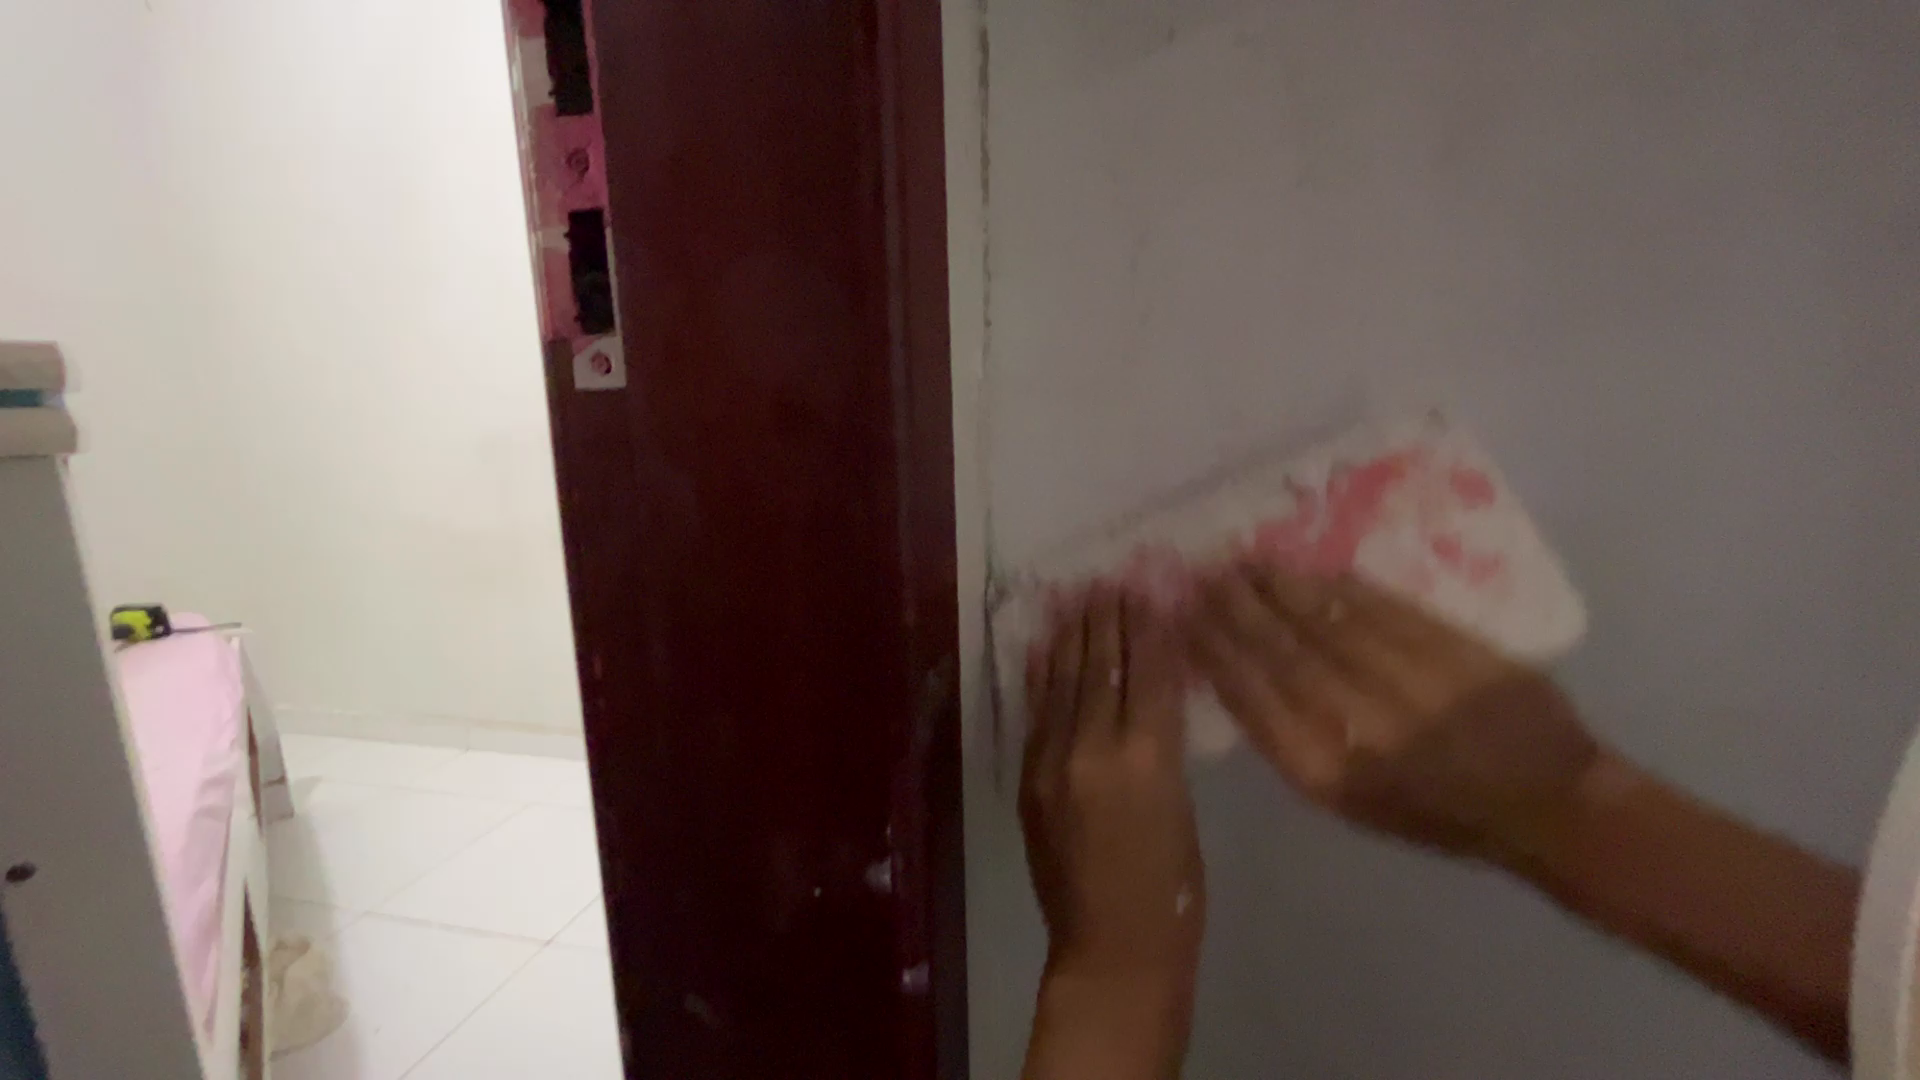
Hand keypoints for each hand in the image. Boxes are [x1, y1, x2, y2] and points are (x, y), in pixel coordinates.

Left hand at [1022, 585, 1204, 975]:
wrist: (1111, 947)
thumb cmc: (1172, 888)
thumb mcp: (1183, 808)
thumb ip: (1162, 747)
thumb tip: (1148, 693)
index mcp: (1147, 760)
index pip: (1147, 675)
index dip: (1147, 630)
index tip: (1146, 592)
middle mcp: (1093, 748)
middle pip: (1102, 668)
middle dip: (1107, 621)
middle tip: (1108, 581)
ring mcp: (1052, 760)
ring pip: (1065, 682)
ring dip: (1072, 636)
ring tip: (1078, 598)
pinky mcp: (1028, 776)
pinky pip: (1036, 711)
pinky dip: (1041, 674)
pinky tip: (1044, 646)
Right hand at [1189, 563, 1601, 867]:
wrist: (1544, 803)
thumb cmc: (1427, 810)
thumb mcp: (1342, 798)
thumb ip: (1286, 736)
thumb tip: (1237, 672)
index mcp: (1320, 765)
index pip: (1248, 693)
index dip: (1212, 649)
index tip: (1185, 617)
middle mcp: (1353, 719)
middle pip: (1276, 648)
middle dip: (1235, 608)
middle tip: (1206, 575)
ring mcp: (1400, 678)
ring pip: (1320, 618)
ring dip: (1276, 587)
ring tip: (1245, 563)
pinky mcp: (1445, 646)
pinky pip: (1374, 605)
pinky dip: (1335, 585)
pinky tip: (1308, 570)